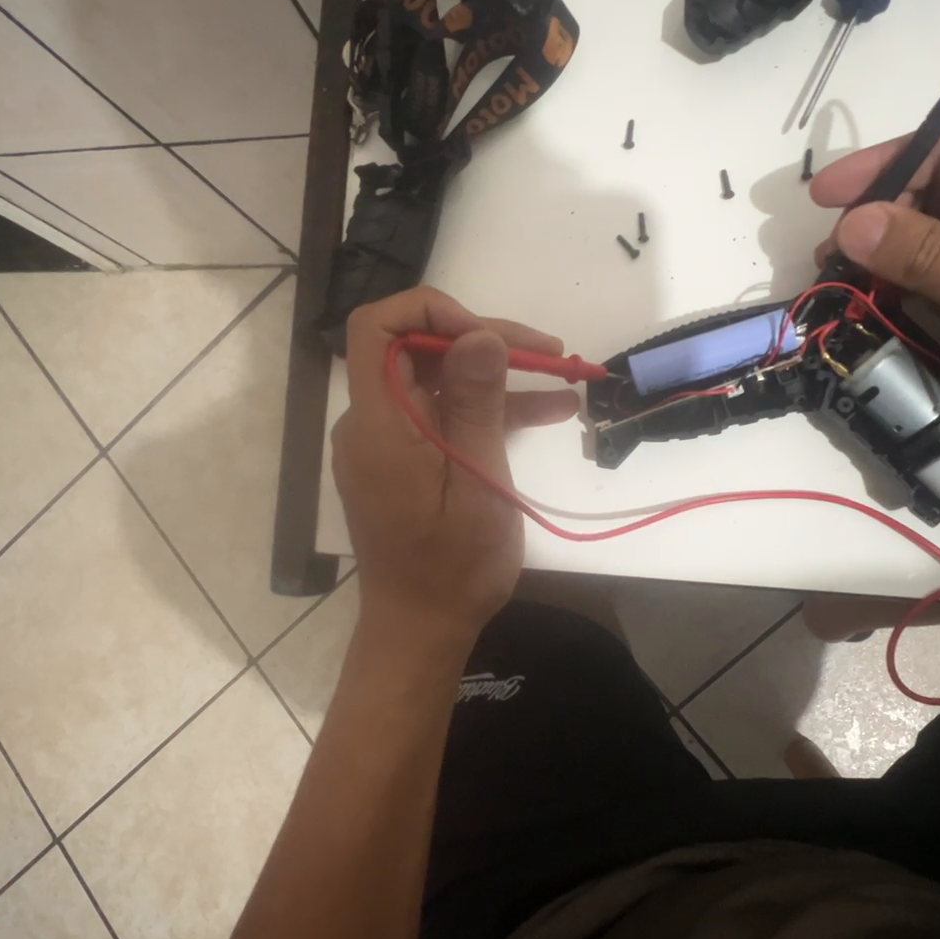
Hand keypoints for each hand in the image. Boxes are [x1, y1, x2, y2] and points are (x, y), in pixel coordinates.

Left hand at [333, 287, 579, 644]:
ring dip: (500, 378)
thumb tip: (480, 333)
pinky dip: (489, 413)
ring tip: (565, 379)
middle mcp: (374, 422)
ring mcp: (389, 441)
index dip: (431, 311)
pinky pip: (445, 418)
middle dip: (486, 342)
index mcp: (380, 423)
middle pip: (420, 350)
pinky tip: (549, 413)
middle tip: (550, 353)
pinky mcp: (407, 459)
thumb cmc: (451, 567)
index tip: (488, 335)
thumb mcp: (477, 483)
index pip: (378, 328)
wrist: (421, 627)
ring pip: (442, 383)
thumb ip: (476, 405)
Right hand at [810, 124, 939, 499]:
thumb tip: (851, 222)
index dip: (887, 164)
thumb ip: (930, 256)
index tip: (823, 196)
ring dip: (883, 265)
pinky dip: (902, 301)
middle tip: (826, 254)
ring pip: (932, 250)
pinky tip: (869, 310)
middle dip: (879, 220)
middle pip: (939, 197)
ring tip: (836, 282)